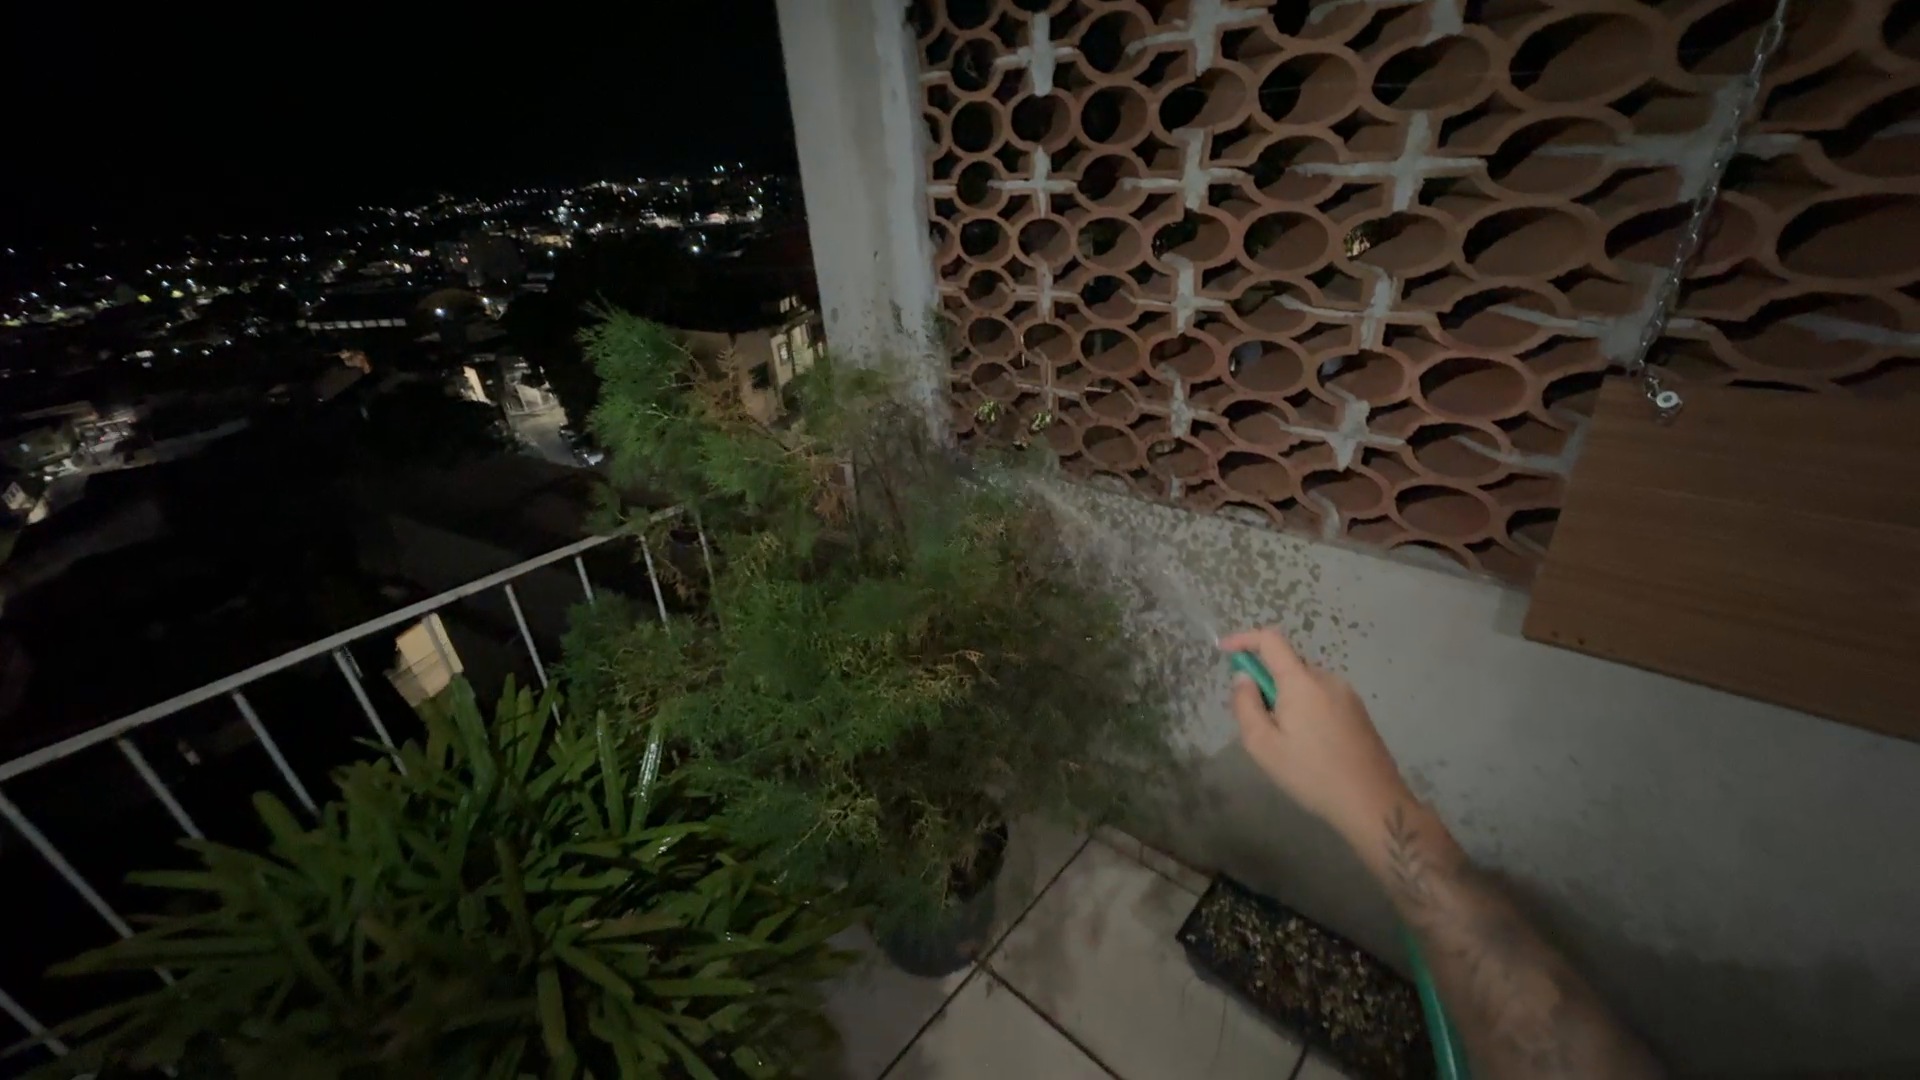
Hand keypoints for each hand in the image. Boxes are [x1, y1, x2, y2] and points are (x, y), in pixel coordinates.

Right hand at [1219, 627, 1409, 842]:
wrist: (1374, 804)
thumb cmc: (1312, 774)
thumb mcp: (1263, 745)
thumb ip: (1246, 705)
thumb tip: (1243, 678)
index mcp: (1302, 682)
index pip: (1270, 640)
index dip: (1244, 639)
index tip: (1225, 650)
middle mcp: (1327, 679)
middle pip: (1287, 664)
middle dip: (1265, 681)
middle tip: (1256, 721)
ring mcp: (1347, 694)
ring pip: (1304, 682)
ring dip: (1286, 697)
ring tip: (1284, 740)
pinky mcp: (1358, 711)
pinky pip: (1321, 696)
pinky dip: (1305, 707)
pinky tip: (1308, 745)